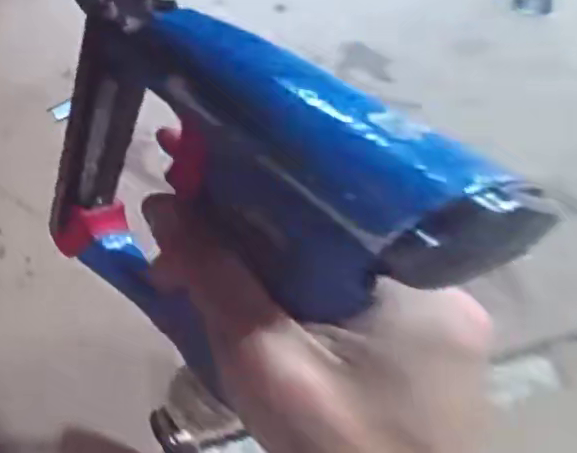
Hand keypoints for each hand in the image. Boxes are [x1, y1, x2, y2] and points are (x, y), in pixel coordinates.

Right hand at [144, 193, 494, 452]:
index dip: (235, 172)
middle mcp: (417, 291)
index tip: (175, 152)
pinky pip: (299, 287)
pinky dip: (247, 283)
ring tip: (169, 270)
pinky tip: (205, 291)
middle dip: (217, 220)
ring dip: (224, 255)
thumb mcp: (263, 354)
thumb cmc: (340, 445)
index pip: (309, 199)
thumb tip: (158, 201)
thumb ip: (210, 270)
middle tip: (159, 220)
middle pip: (295, 225)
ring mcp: (404, 320)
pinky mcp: (384, 344)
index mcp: (412, 288)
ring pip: (290, 256)